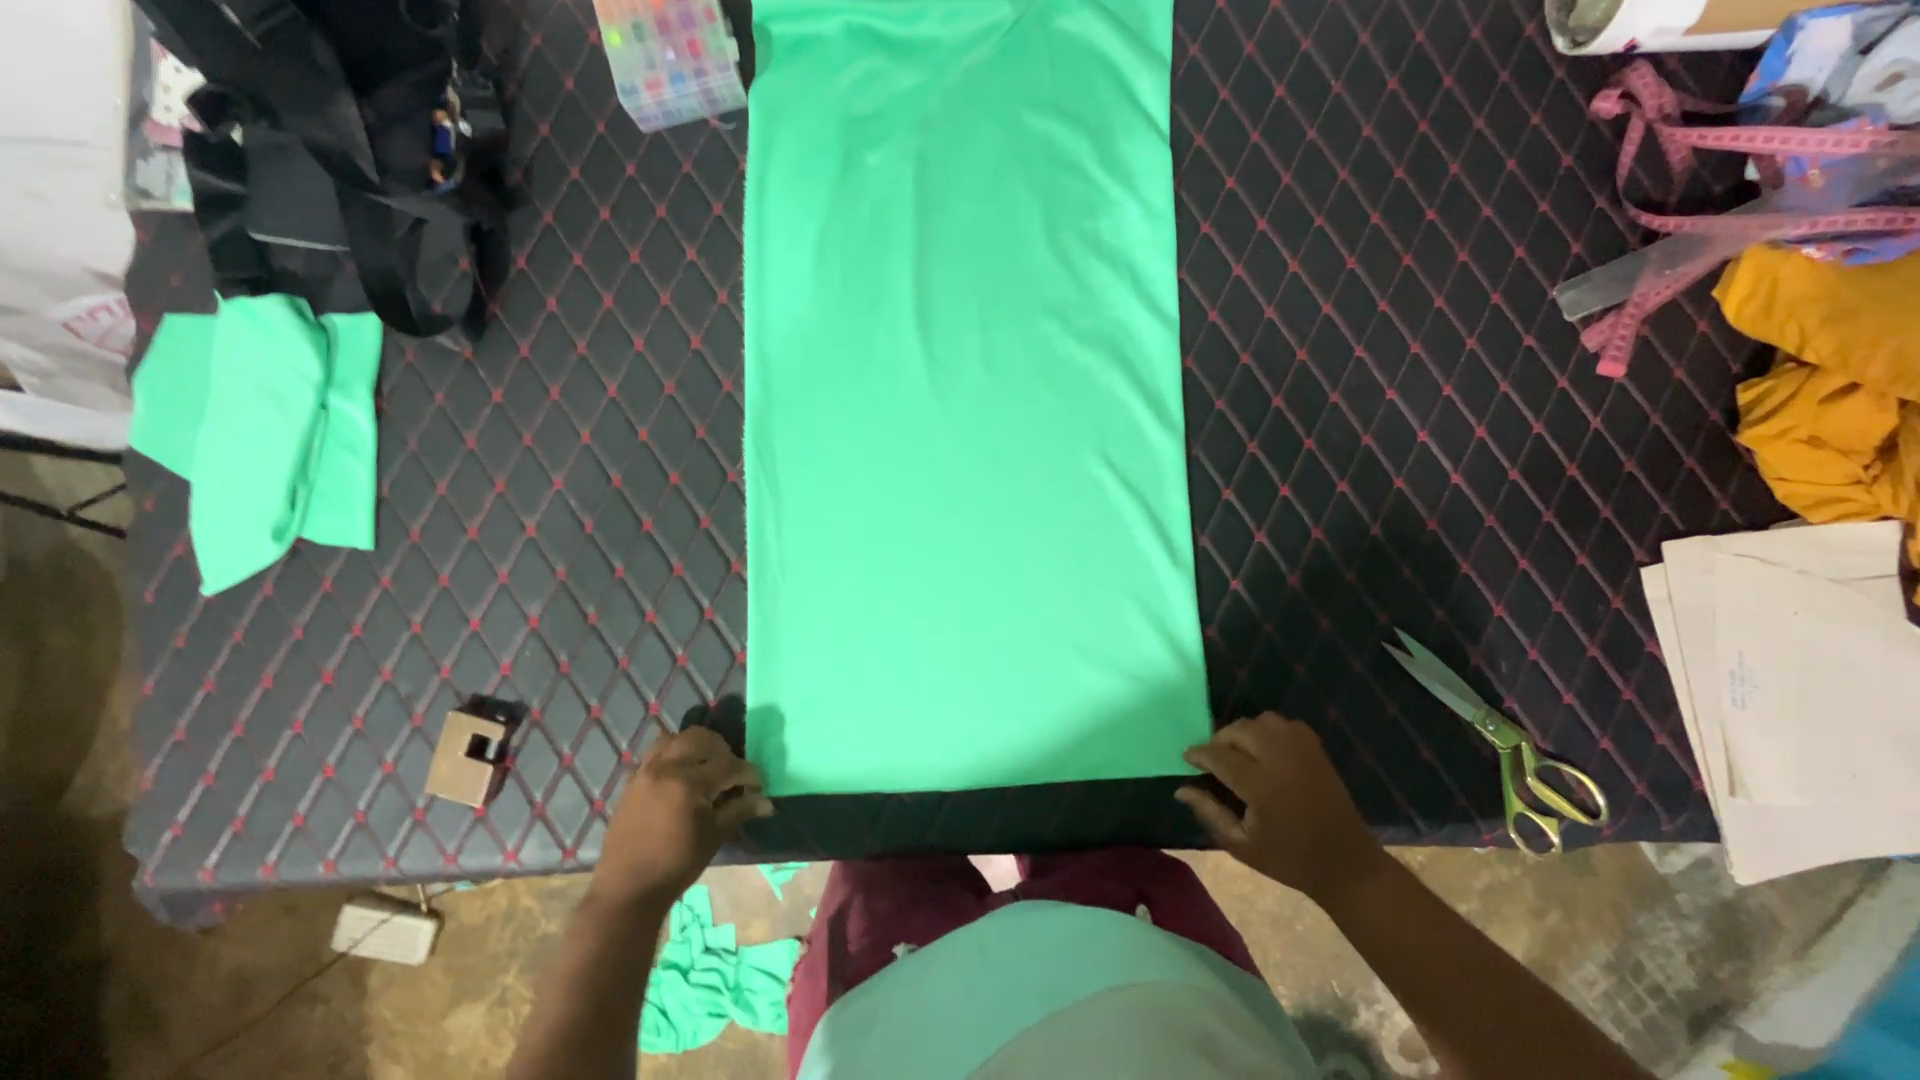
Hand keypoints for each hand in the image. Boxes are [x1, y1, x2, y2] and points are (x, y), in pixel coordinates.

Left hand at [594, 726, 773, 905]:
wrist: (629, 887)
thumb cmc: (677, 865)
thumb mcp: (714, 837)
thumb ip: (739, 811)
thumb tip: (767, 802)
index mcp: (689, 784)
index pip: (729, 765)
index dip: (749, 774)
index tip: (758, 786)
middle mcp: (666, 768)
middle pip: (701, 738)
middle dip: (722, 750)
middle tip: (731, 773)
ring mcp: (646, 771)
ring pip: (675, 738)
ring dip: (695, 747)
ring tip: (705, 768)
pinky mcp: (633, 780)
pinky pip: (655, 753)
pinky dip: (673, 755)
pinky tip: (682, 777)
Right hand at [1176, 712, 1384, 903]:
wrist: (1345, 863)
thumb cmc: (1289, 860)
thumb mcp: (1241, 845)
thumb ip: (1210, 813)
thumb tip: (1181, 790)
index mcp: (1261, 786)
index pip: (1219, 756)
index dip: (1198, 754)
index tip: (1187, 758)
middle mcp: (1281, 760)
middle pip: (1239, 729)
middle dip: (1219, 740)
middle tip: (1213, 759)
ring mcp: (1303, 752)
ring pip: (1263, 720)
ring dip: (1245, 731)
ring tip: (1239, 753)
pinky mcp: (1317, 751)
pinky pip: (1287, 724)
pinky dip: (1270, 730)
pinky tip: (1266, 750)